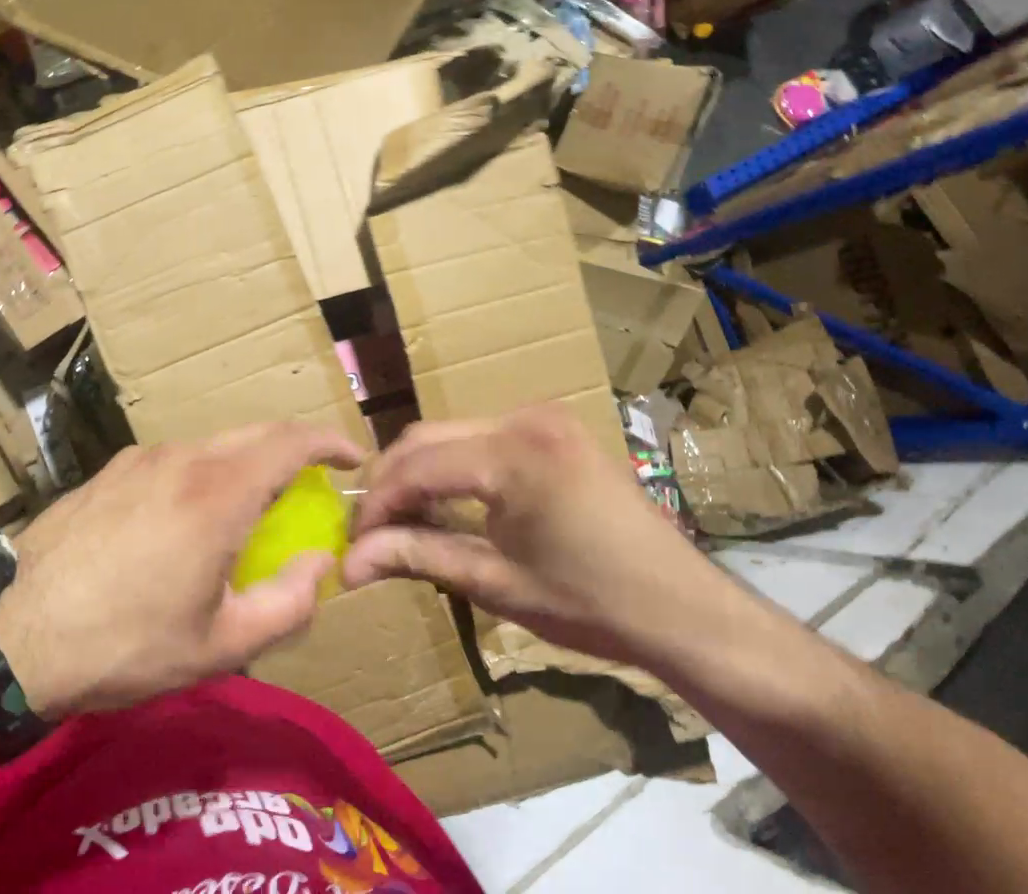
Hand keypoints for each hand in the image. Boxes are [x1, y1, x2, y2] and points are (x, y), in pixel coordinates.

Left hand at [0, 422, 364, 718]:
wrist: (12, 638)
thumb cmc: (125, 646)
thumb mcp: (222, 646)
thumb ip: (288, 602)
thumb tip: (318, 563)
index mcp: (216, 494)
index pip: (289, 441)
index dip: (329, 442)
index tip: (351, 459)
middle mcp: (178, 461)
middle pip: (251, 435)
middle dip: (290, 450)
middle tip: (307, 486)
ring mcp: (135, 461)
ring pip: (208, 446)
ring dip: (241, 466)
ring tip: (245, 511)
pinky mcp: (104, 474)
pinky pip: (169, 462)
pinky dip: (199, 476)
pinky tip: (184, 520)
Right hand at [344, 402, 731, 666]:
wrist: (681, 609)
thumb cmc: (590, 604)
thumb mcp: (494, 582)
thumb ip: (415, 557)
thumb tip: (346, 566)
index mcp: (514, 453)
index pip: (415, 466)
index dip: (376, 505)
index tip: (352, 544)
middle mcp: (526, 419)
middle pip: (427, 438)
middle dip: (391, 484)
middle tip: (370, 533)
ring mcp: (545, 419)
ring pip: (451, 435)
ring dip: (420, 474)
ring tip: (403, 523)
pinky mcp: (556, 431)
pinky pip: (482, 439)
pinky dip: (454, 468)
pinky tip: (447, 505)